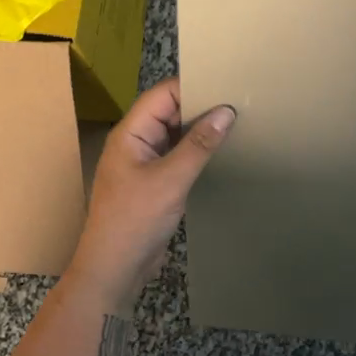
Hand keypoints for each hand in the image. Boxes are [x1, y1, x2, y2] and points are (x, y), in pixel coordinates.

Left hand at [66, 78, 235, 311]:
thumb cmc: (134, 221)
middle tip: (240, 106)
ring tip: (237, 128)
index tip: (228, 88)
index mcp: (130, 134)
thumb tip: (226, 112)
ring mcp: (144, 165)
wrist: (114, 268)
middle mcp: (136, 144)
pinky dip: (196, 156)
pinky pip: (177, 160)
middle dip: (201, 109)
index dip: (193, 88)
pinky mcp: (154, 186)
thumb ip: (199, 145)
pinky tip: (221, 157)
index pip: (163, 95)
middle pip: (170, 113)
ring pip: (176, 138)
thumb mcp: (170, 180)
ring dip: (200, 134)